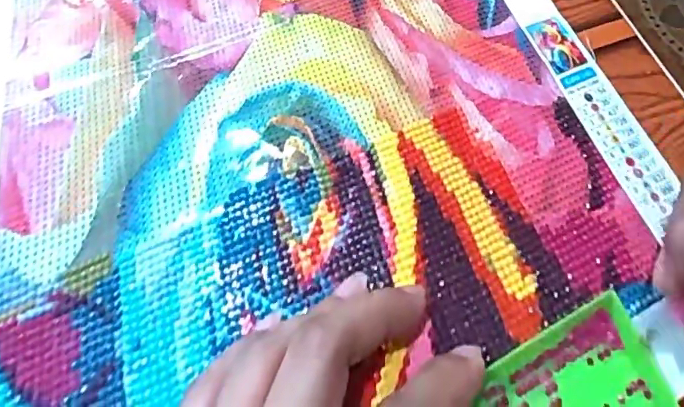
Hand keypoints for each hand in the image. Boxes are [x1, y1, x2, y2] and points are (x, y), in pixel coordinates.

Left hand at [184, 274, 485, 406]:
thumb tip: (456, 374)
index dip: (445, 385)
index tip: (474, 357)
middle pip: (319, 351)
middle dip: (371, 314)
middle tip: (410, 299)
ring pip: (261, 350)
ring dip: (313, 319)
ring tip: (351, 299)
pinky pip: (210, 378)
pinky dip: (250, 348)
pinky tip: (275, 334)